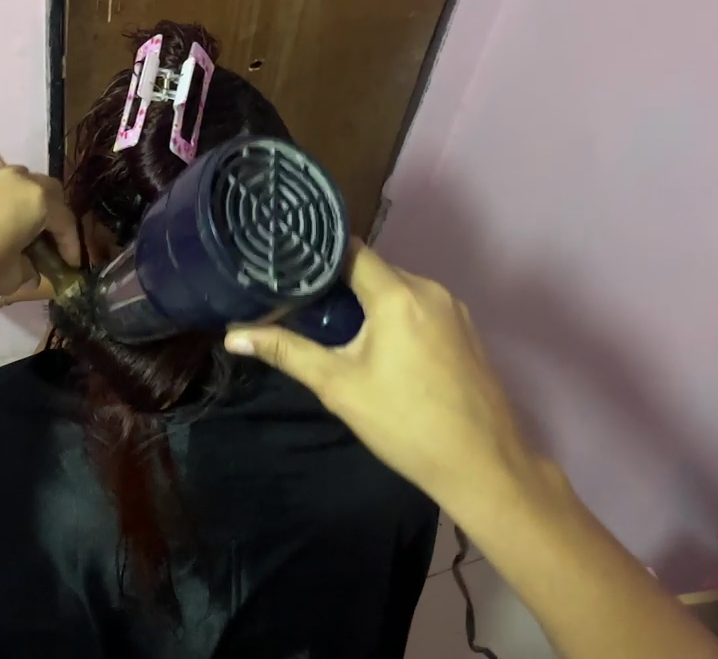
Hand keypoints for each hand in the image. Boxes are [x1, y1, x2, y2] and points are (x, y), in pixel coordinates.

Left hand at [0, 142, 79, 304]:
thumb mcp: (9, 280)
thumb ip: (30, 271)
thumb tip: (31, 268)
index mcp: (38, 202)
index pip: (66, 221)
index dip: (71, 245)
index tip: (69, 265)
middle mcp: (17, 179)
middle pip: (48, 190)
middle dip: (54, 215)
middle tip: (46, 241)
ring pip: (18, 173)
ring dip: (25, 194)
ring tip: (17, 218)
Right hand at [224, 243, 547, 504]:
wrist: (484, 466)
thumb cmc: (405, 424)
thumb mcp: (339, 387)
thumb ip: (287, 352)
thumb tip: (233, 335)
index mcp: (398, 295)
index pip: (350, 250)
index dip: (317, 255)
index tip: (286, 263)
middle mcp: (429, 289)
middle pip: (373, 269)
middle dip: (338, 282)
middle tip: (301, 301)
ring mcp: (453, 308)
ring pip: (397, 287)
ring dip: (367, 299)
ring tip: (332, 323)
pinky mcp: (465, 329)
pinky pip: (419, 305)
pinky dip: (393, 313)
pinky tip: (376, 343)